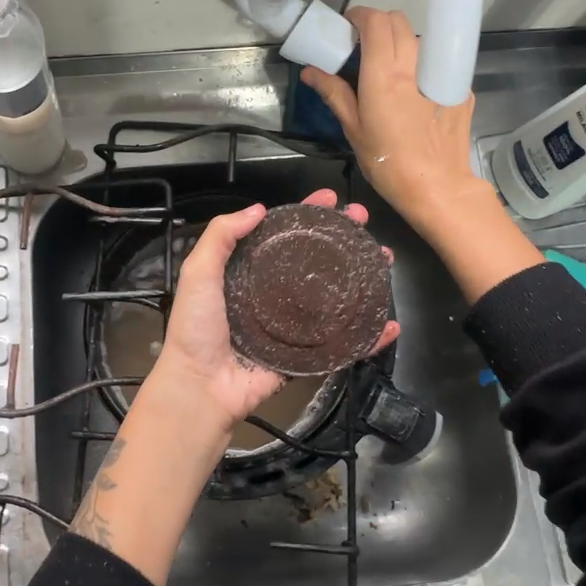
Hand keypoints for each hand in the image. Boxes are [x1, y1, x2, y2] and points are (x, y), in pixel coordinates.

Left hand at [148, 187, 399, 433]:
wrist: (201, 386)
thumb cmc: (196, 327)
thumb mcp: (198, 272)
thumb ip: (221, 236)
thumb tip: (258, 208)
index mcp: (249, 273)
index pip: (285, 236)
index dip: (308, 215)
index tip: (333, 199)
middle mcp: (274, 295)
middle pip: (316, 261)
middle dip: (343, 239)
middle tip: (364, 221)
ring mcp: (293, 327)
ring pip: (335, 297)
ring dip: (363, 277)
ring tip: (384, 258)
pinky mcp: (306, 357)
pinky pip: (342, 344)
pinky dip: (369, 336)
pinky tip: (389, 322)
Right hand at [299, 8, 497, 233]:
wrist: (437, 187)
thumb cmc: (387, 162)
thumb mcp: (353, 129)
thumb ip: (333, 93)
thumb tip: (310, 71)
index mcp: (384, 76)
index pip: (376, 22)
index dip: (360, 16)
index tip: (349, 25)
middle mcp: (414, 67)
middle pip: (400, 22)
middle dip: (380, 24)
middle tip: (364, 44)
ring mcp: (441, 75)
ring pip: (420, 41)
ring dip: (402, 44)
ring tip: (390, 69)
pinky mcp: (459, 89)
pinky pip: (438, 65)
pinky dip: (422, 69)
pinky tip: (416, 95)